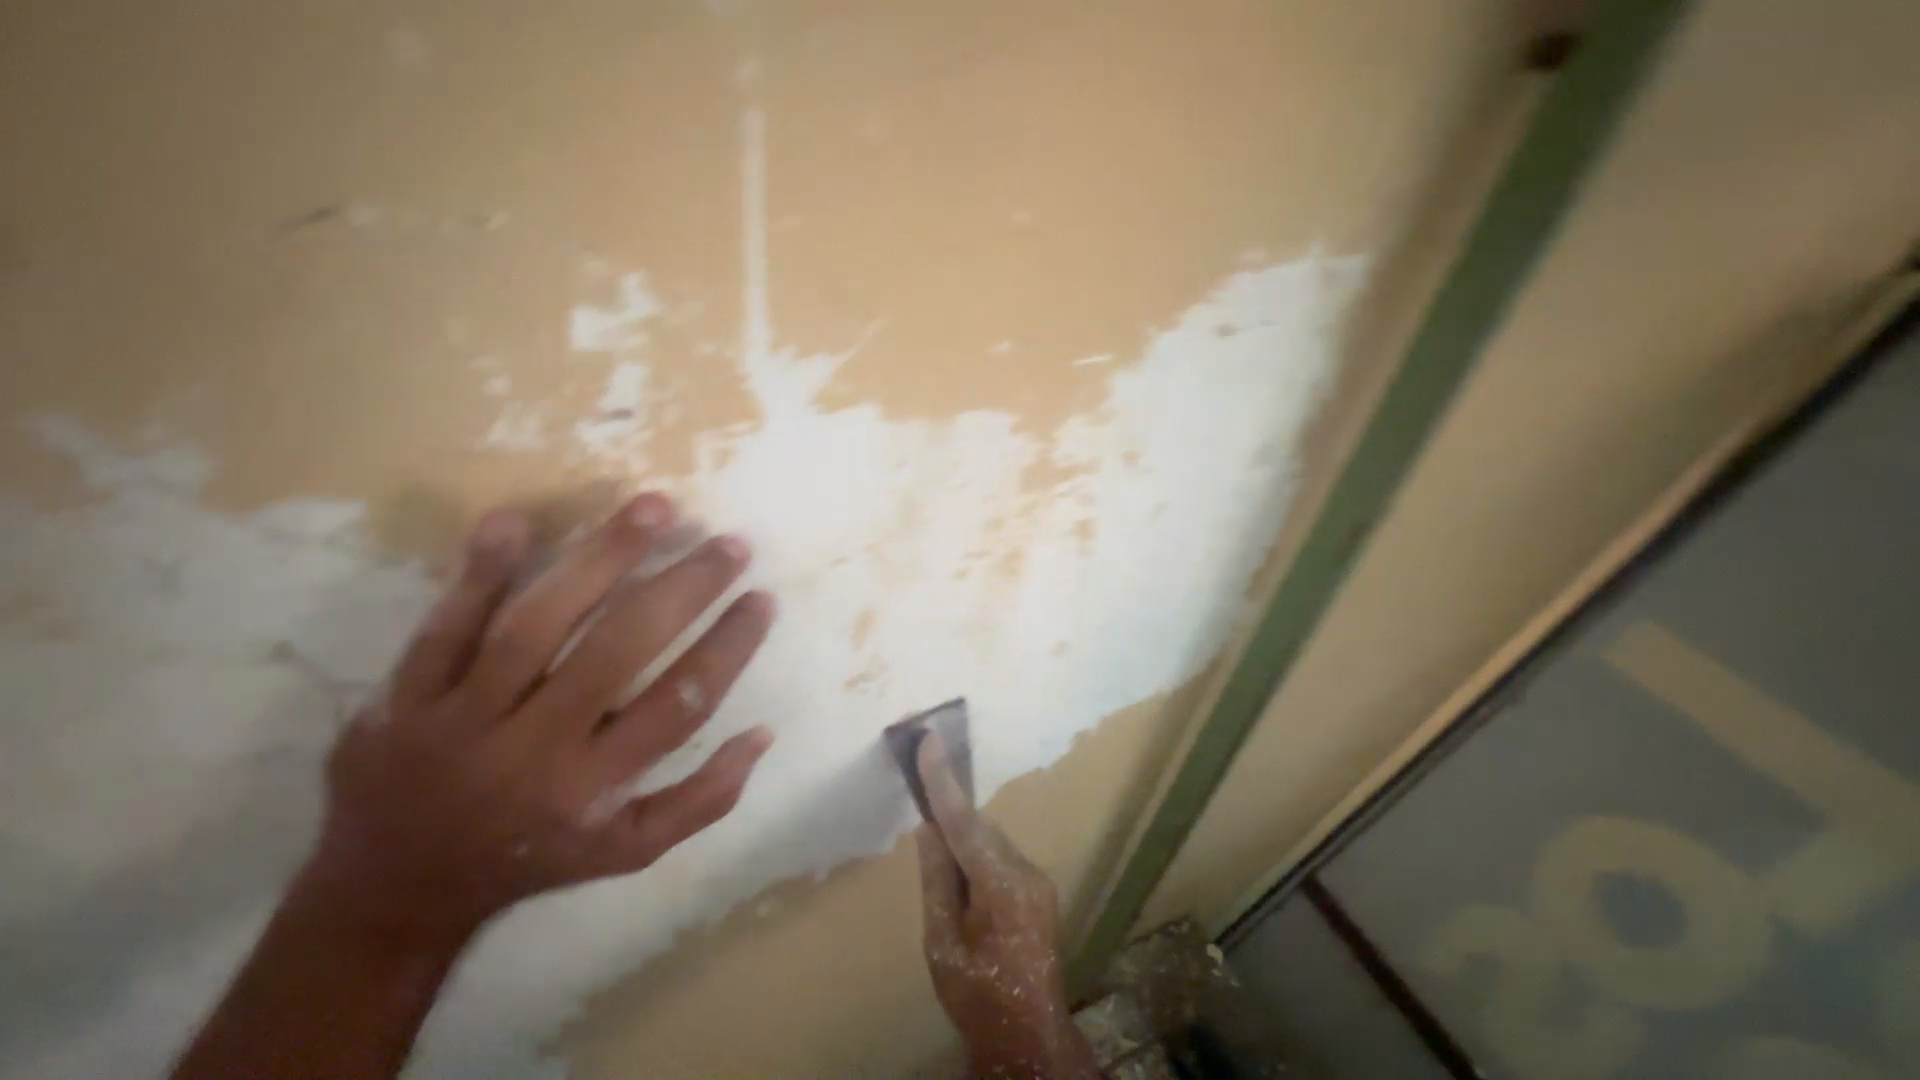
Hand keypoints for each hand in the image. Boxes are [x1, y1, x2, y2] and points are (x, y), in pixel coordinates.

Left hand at [303, 493, 776, 940]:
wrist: (394, 888)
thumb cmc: (532, 858)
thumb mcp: (627, 851)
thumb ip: (701, 800)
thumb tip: (762, 733)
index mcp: (593, 788)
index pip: (678, 705)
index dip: (728, 647)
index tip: (761, 598)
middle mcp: (534, 747)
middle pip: (617, 652)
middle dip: (682, 589)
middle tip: (729, 543)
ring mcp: (463, 716)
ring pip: (536, 625)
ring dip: (600, 559)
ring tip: (654, 507)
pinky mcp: (406, 696)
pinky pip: (444, 626)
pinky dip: (480, 572)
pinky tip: (515, 519)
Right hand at [915, 736, 1102, 1078]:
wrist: (1028, 1033)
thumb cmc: (976, 993)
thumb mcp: (941, 942)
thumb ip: (936, 880)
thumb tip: (929, 829)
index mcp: (1001, 885)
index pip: (964, 823)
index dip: (942, 782)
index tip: (929, 740)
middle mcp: (1027, 872)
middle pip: (979, 829)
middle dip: (949, 817)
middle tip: (918, 800)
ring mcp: (1038, 880)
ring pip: (991, 841)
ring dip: (962, 840)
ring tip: (938, 865)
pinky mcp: (1039, 890)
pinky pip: (1000, 858)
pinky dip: (977, 857)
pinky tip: (961, 881)